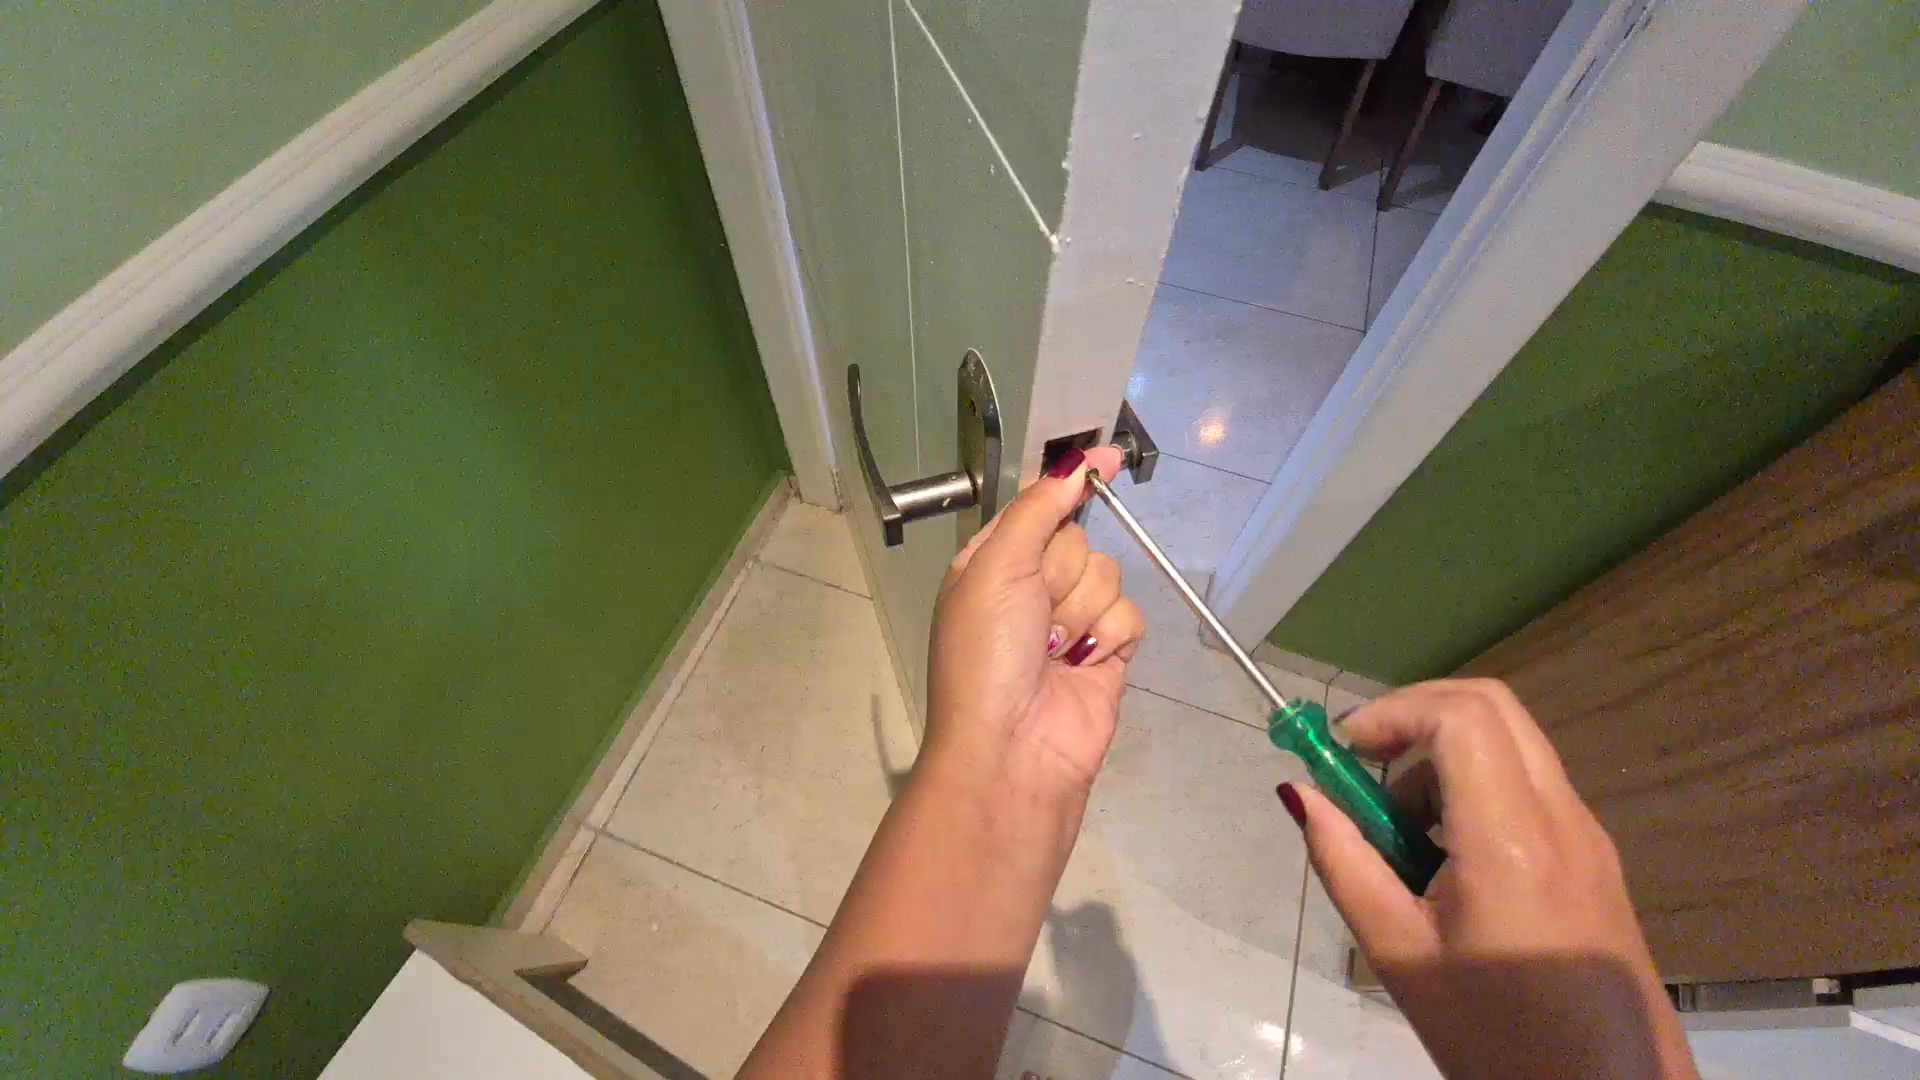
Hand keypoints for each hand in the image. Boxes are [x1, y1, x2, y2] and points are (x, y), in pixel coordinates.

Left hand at [921, 445, 1144, 797]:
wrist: (1012, 749)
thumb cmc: (987, 653)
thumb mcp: (995, 567)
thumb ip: (1039, 509)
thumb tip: (1078, 462)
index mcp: (993, 562)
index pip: (1040, 506)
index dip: (1070, 484)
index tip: (1111, 458)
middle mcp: (1031, 586)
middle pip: (1077, 541)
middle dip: (1060, 575)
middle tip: (1035, 615)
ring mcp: (1071, 619)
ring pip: (1107, 575)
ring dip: (1082, 611)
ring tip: (1054, 649)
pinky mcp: (1107, 651)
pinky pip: (1129, 615)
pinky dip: (1109, 637)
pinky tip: (1083, 664)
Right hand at [1287, 678, 1698, 1079]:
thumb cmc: (1497, 1034)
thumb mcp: (1396, 950)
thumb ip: (1341, 859)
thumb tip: (1297, 793)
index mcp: (1512, 840)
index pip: (1460, 718)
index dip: (1392, 712)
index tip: (1344, 749)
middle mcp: (1562, 819)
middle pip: (1491, 706)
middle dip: (1414, 712)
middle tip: (1364, 756)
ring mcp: (1587, 837)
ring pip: (1509, 741)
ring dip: (1439, 751)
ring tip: (1397, 823)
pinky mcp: (1593, 859)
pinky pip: (1525, 782)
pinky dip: (1469, 781)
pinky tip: (1440, 851)